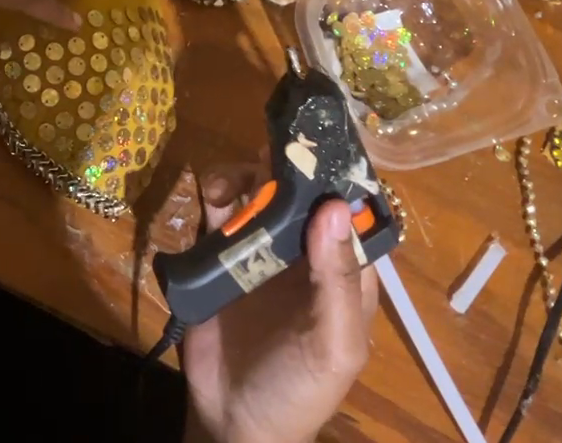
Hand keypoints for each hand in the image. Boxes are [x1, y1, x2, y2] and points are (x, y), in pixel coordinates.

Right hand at [180, 167, 379, 442]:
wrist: (231, 416)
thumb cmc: (297, 388)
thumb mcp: (333, 345)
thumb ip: (339, 281)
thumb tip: (334, 208)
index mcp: (344, 272)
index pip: (350, 212)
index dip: (336, 176)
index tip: (315, 145)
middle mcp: (305, 252)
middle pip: (298, 191)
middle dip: (282, 167)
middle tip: (263, 158)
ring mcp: (261, 249)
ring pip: (257, 189)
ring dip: (244, 174)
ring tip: (227, 187)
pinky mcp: (221, 251)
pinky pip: (220, 207)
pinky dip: (216, 190)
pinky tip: (211, 198)